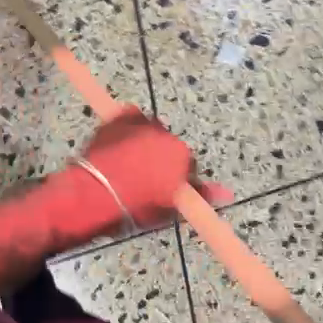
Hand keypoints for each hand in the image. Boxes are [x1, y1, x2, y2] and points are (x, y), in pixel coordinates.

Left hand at [76, 111, 233, 227]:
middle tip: (142, 173)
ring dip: (144, 139)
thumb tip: (226, 193)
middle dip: (158, 156)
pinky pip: (130, 116)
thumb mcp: (170, 206)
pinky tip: (120, 141)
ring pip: (149, 129)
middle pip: (167, 144)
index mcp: (181, 154)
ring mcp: (140, 124)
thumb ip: (200, 194)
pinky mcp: (119, 118)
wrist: (96, 191)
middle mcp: (164, 134)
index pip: (186, 162)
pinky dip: (128, 125)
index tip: (160, 185)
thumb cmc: (134, 204)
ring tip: (128, 160)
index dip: (173, 175)